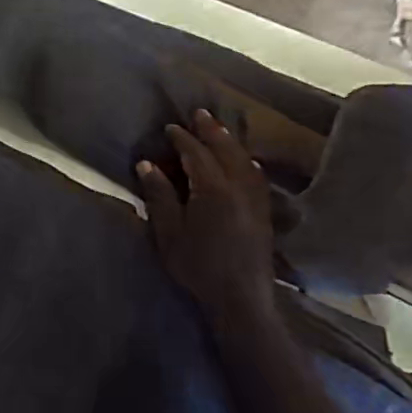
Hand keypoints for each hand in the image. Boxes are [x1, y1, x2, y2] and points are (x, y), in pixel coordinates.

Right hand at [137, 109, 276, 316]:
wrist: (241, 299)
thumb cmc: (198, 266)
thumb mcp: (169, 232)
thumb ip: (160, 195)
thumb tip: (147, 164)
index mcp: (212, 189)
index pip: (196, 153)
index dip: (182, 138)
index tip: (169, 127)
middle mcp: (238, 188)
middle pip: (225, 150)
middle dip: (211, 131)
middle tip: (199, 113)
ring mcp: (255, 200)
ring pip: (244, 161)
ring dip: (230, 142)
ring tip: (219, 130)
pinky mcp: (264, 214)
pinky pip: (256, 176)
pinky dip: (247, 161)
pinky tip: (245, 161)